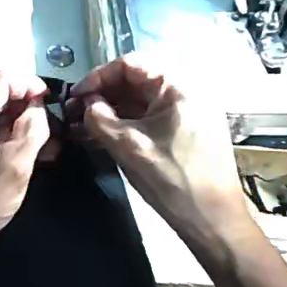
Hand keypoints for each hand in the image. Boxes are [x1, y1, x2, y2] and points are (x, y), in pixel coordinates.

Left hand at [0, 71, 53, 257]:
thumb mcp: (17, 165)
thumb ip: (32, 129)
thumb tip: (39, 108)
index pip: (1, 79)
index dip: (29, 84)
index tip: (52, 101)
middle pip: (1, 93)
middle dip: (30, 106)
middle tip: (55, 127)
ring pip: (0, 111)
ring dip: (26, 122)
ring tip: (51, 144)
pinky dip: (15, 134)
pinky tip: (36, 152)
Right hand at [66, 54, 244, 237]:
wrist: (213, 221)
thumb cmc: (172, 180)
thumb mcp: (127, 146)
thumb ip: (99, 118)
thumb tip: (86, 104)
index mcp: (177, 88)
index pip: (129, 65)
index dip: (97, 77)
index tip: (74, 97)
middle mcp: (185, 94)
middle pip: (134, 82)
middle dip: (101, 95)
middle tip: (73, 113)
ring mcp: (187, 114)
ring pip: (139, 102)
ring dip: (109, 112)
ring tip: (80, 127)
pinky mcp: (184, 133)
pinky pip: (148, 119)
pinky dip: (124, 125)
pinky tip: (99, 137)